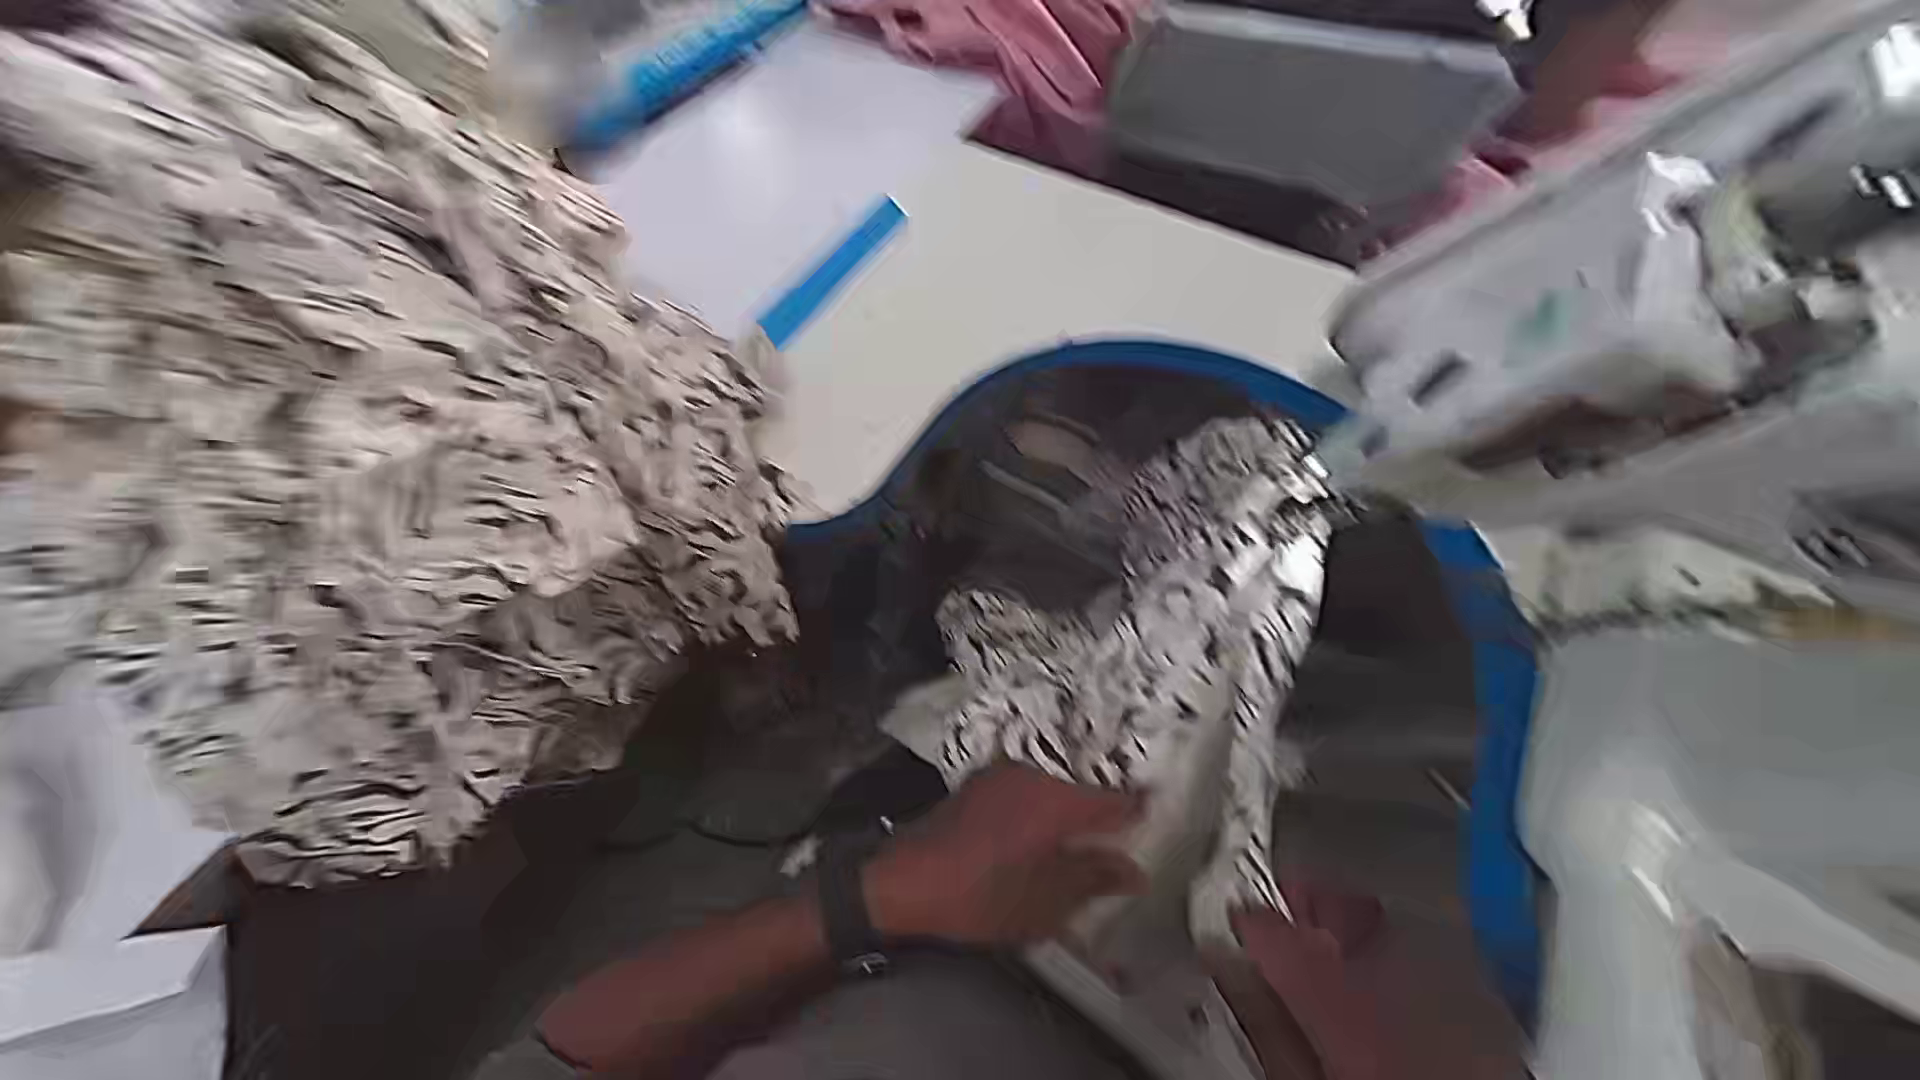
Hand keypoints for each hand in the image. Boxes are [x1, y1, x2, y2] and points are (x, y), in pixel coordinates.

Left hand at [862, 763, 1145, 944]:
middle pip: (1082, 787)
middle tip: (1121, 831)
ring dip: (1068, 805)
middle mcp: (1033, 774)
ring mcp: (1003, 773)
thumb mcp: (1046, 902)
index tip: (1157, 814)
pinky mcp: (981, 781)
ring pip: (1053, 784)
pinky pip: (1026, 786)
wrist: (907, 878)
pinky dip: (1041, 803)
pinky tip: (1037, 829)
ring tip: (1080, 834)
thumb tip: (1134, 868)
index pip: (1113, 799)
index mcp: (1057, 800)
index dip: (1138, 808)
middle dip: (1102, 808)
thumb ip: (1093, 879)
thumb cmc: (983, 895)